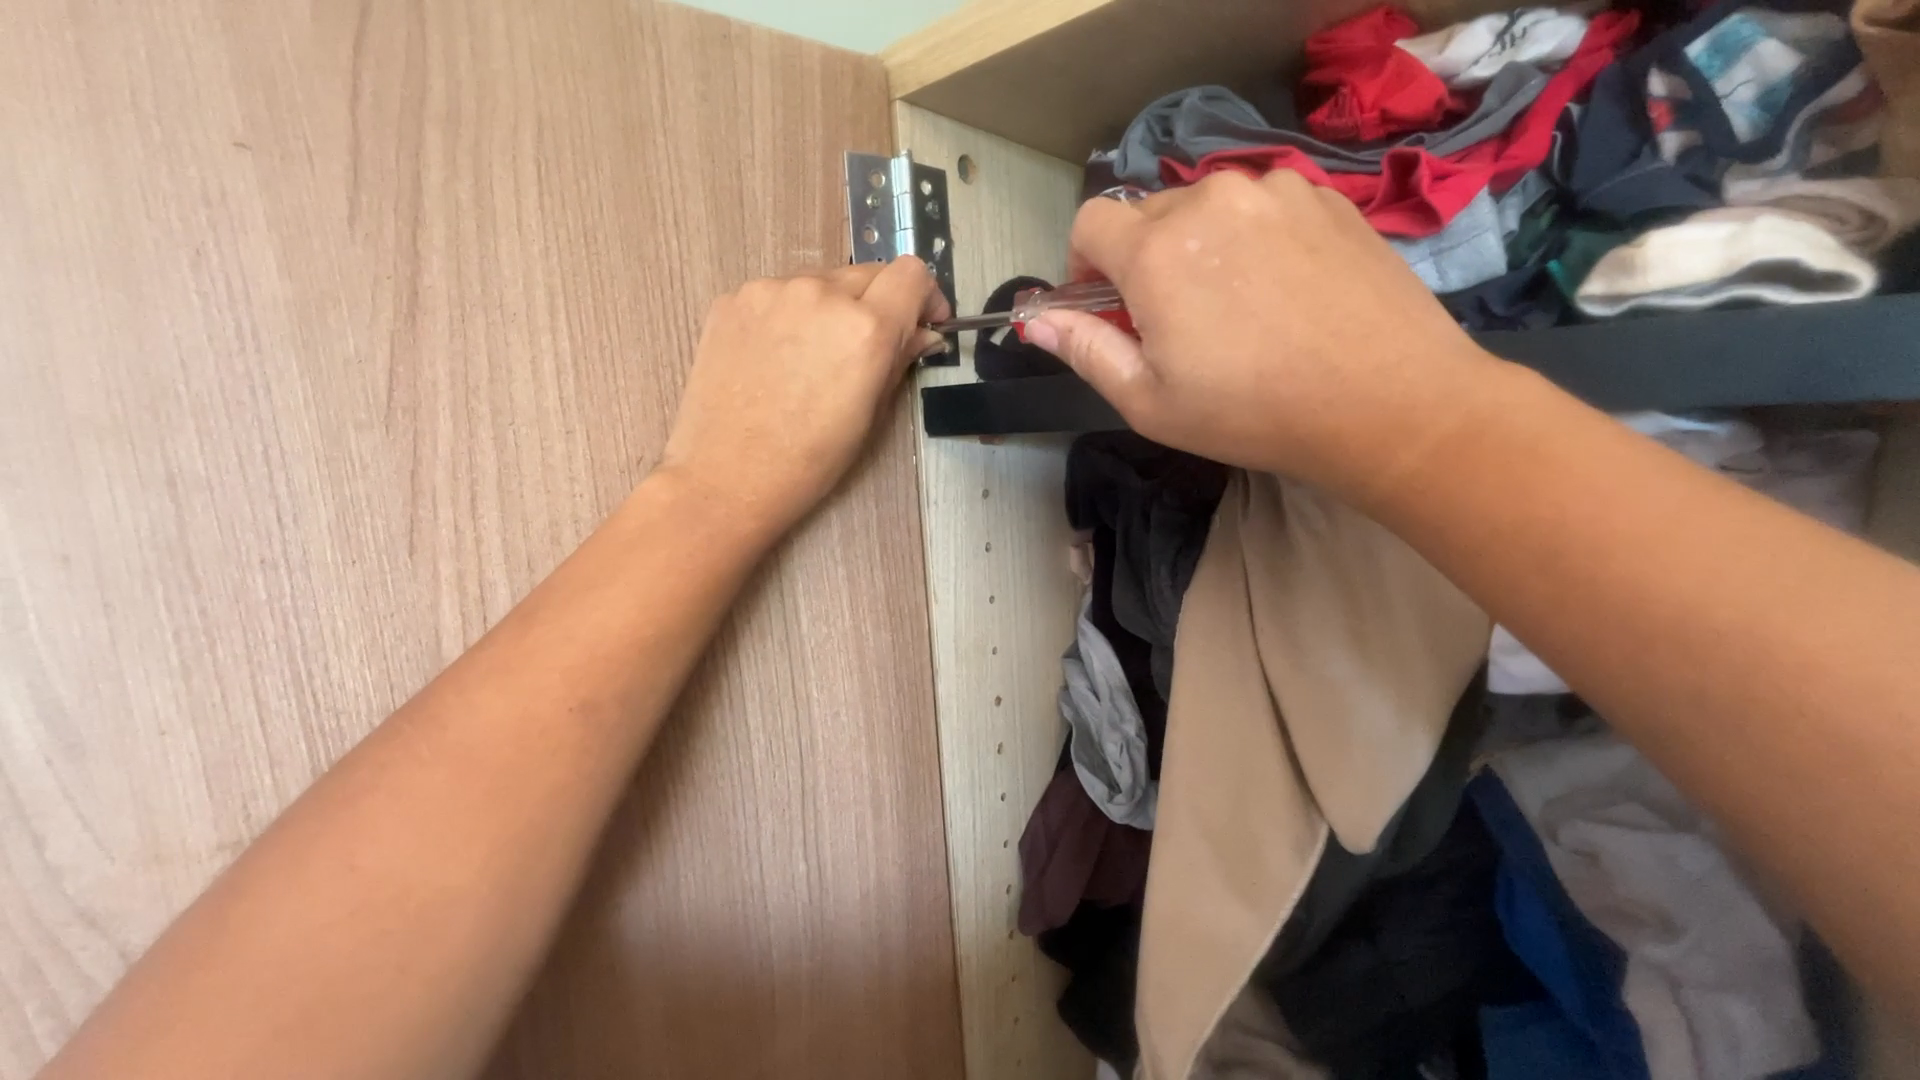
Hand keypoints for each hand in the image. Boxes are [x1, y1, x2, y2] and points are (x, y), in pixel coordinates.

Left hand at [658, 259, 949, 536]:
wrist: (726, 476)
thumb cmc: (808, 461)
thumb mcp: (870, 415)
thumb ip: (899, 360)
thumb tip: (922, 333)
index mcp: (866, 329)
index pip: (912, 275)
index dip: (924, 297)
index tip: (920, 321)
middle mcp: (821, 294)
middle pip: (867, 274)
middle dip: (877, 305)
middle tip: (865, 350)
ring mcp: (771, 292)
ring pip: (820, 283)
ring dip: (829, 309)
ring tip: (811, 359)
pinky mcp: (733, 299)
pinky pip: (778, 296)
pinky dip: (788, 316)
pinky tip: (775, 360)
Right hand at [1024, 171, 1500, 495]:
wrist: (1388, 402)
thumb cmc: (1253, 413)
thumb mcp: (1150, 401)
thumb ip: (1085, 350)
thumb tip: (1037, 320)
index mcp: (1156, 250)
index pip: (1089, 223)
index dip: (1084, 266)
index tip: (1107, 307)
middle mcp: (1210, 199)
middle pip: (1148, 214)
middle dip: (1144, 260)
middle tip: (1178, 322)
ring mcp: (1274, 191)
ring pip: (1207, 207)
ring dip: (1200, 247)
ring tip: (1238, 308)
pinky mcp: (1324, 197)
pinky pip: (1262, 207)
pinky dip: (1253, 239)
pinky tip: (1284, 292)